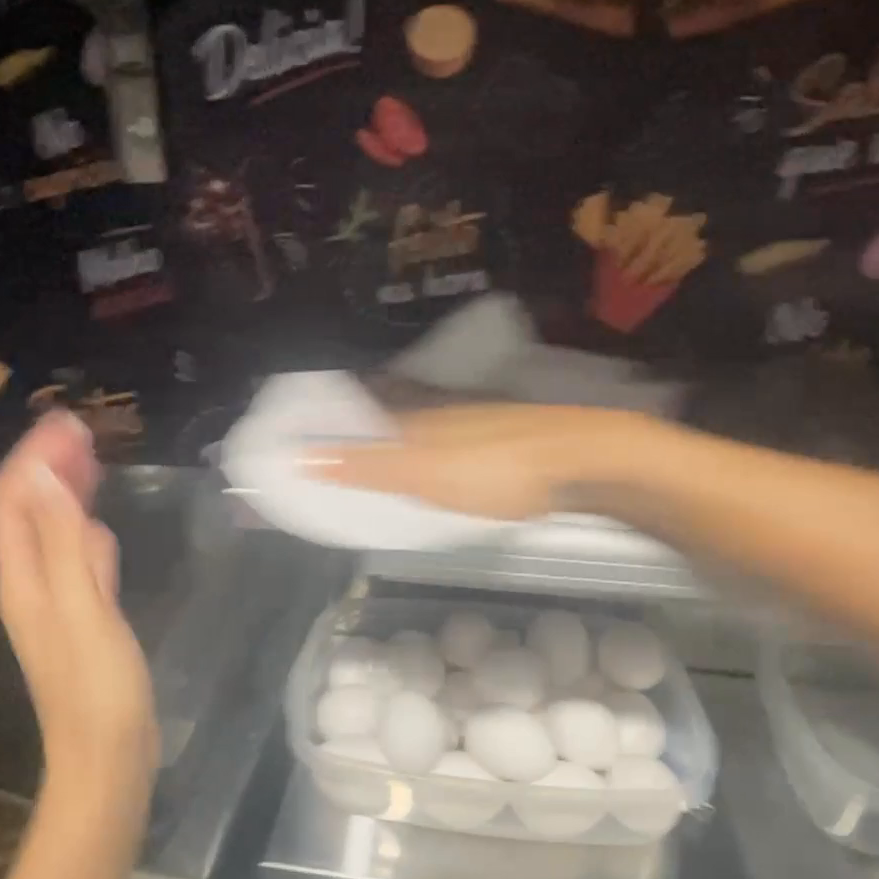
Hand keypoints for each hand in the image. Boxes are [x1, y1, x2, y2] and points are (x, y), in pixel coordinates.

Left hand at [0, 413, 153, 791]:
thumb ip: (62, 541)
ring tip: (93, 460)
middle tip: (82, 430)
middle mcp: (30, 586)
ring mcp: (55, 605)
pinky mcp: (82, 620)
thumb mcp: (81, 607)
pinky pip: (76, 560)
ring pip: (53, 533)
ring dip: (66, 493)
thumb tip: (40, 474)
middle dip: (47, 467)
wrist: (107, 761)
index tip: (67, 421)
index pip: (13, 501)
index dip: (33, 458)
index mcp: (23, 579)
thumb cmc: (97, 689)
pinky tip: (101, 527)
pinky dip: (85, 532)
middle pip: (28, 512)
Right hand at [306, 404, 637, 518]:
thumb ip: (365, 467)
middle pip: (386, 414)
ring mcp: (471, 421)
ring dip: (393, 438)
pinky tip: (432, 470)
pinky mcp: (499, 436)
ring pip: (418, 425)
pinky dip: (426, 451)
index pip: (357, 404)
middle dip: (358, 427)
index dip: (328, 416)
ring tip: (373, 463)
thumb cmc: (493, 469)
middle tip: (332, 451)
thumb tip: (301, 455)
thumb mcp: (421, 474)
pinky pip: (447, 440)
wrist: (579, 460)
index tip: (300, 431)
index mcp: (413, 414)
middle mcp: (438, 409)